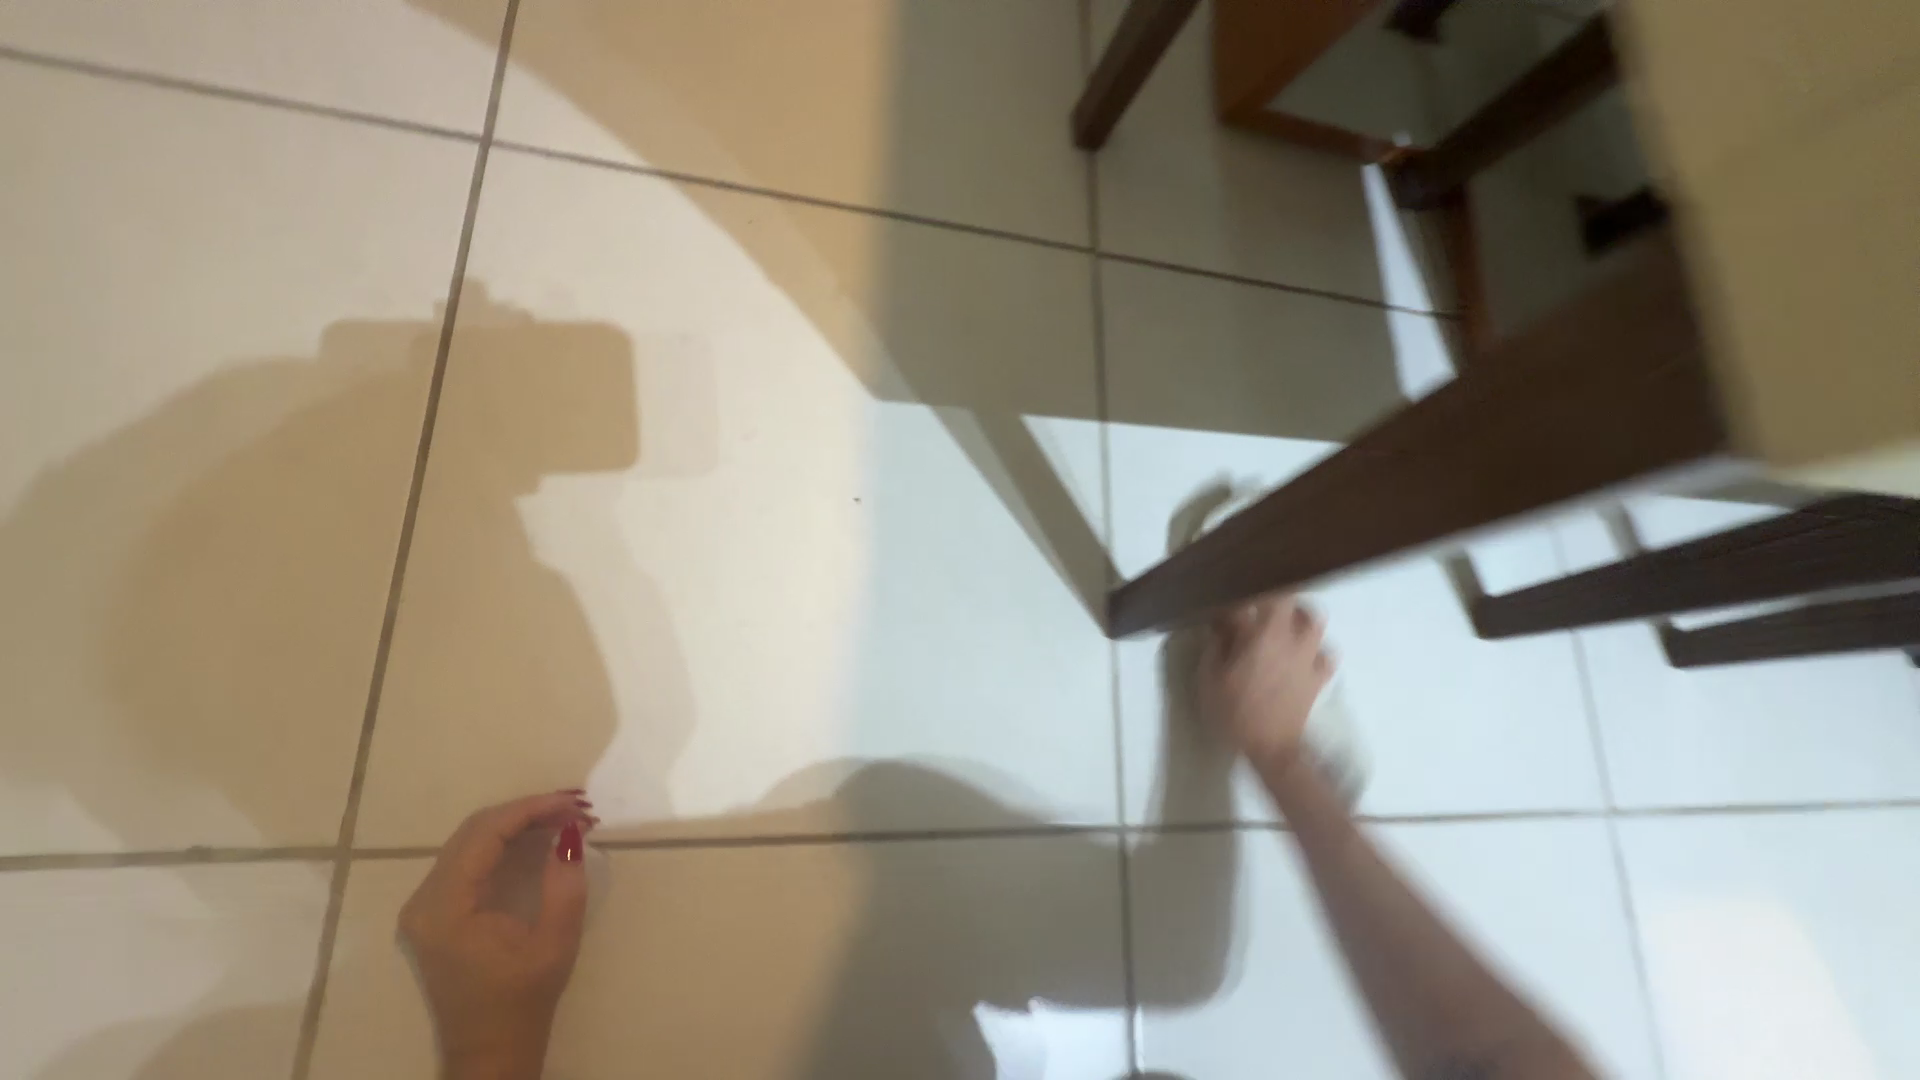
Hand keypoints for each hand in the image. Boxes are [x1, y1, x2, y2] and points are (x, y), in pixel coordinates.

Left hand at [400, 791, 598, 1079]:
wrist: (490, 1050)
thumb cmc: (522, 1000)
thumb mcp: (555, 941)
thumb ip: (563, 882)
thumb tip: (572, 831)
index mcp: (445, 908)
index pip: (485, 833)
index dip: (532, 809)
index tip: (575, 804)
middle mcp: (425, 900)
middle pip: (475, 830)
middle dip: (528, 811)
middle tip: (576, 808)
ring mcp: (427, 906)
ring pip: (472, 840)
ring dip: (519, 823)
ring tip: (566, 819)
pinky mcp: (438, 911)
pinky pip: (472, 858)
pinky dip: (507, 841)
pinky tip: (541, 839)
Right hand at [1197, 595, 1332, 771]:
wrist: (1271, 749)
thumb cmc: (1234, 712)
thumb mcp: (1209, 678)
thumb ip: (1216, 645)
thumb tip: (1220, 625)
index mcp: (1261, 634)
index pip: (1259, 596)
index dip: (1245, 593)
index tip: (1232, 600)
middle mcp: (1291, 639)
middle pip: (1294, 601)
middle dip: (1277, 599)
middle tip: (1258, 608)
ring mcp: (1309, 658)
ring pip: (1315, 622)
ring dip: (1300, 619)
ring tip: (1283, 627)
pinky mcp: (1319, 678)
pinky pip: (1326, 655)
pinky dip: (1316, 651)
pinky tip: (1301, 657)